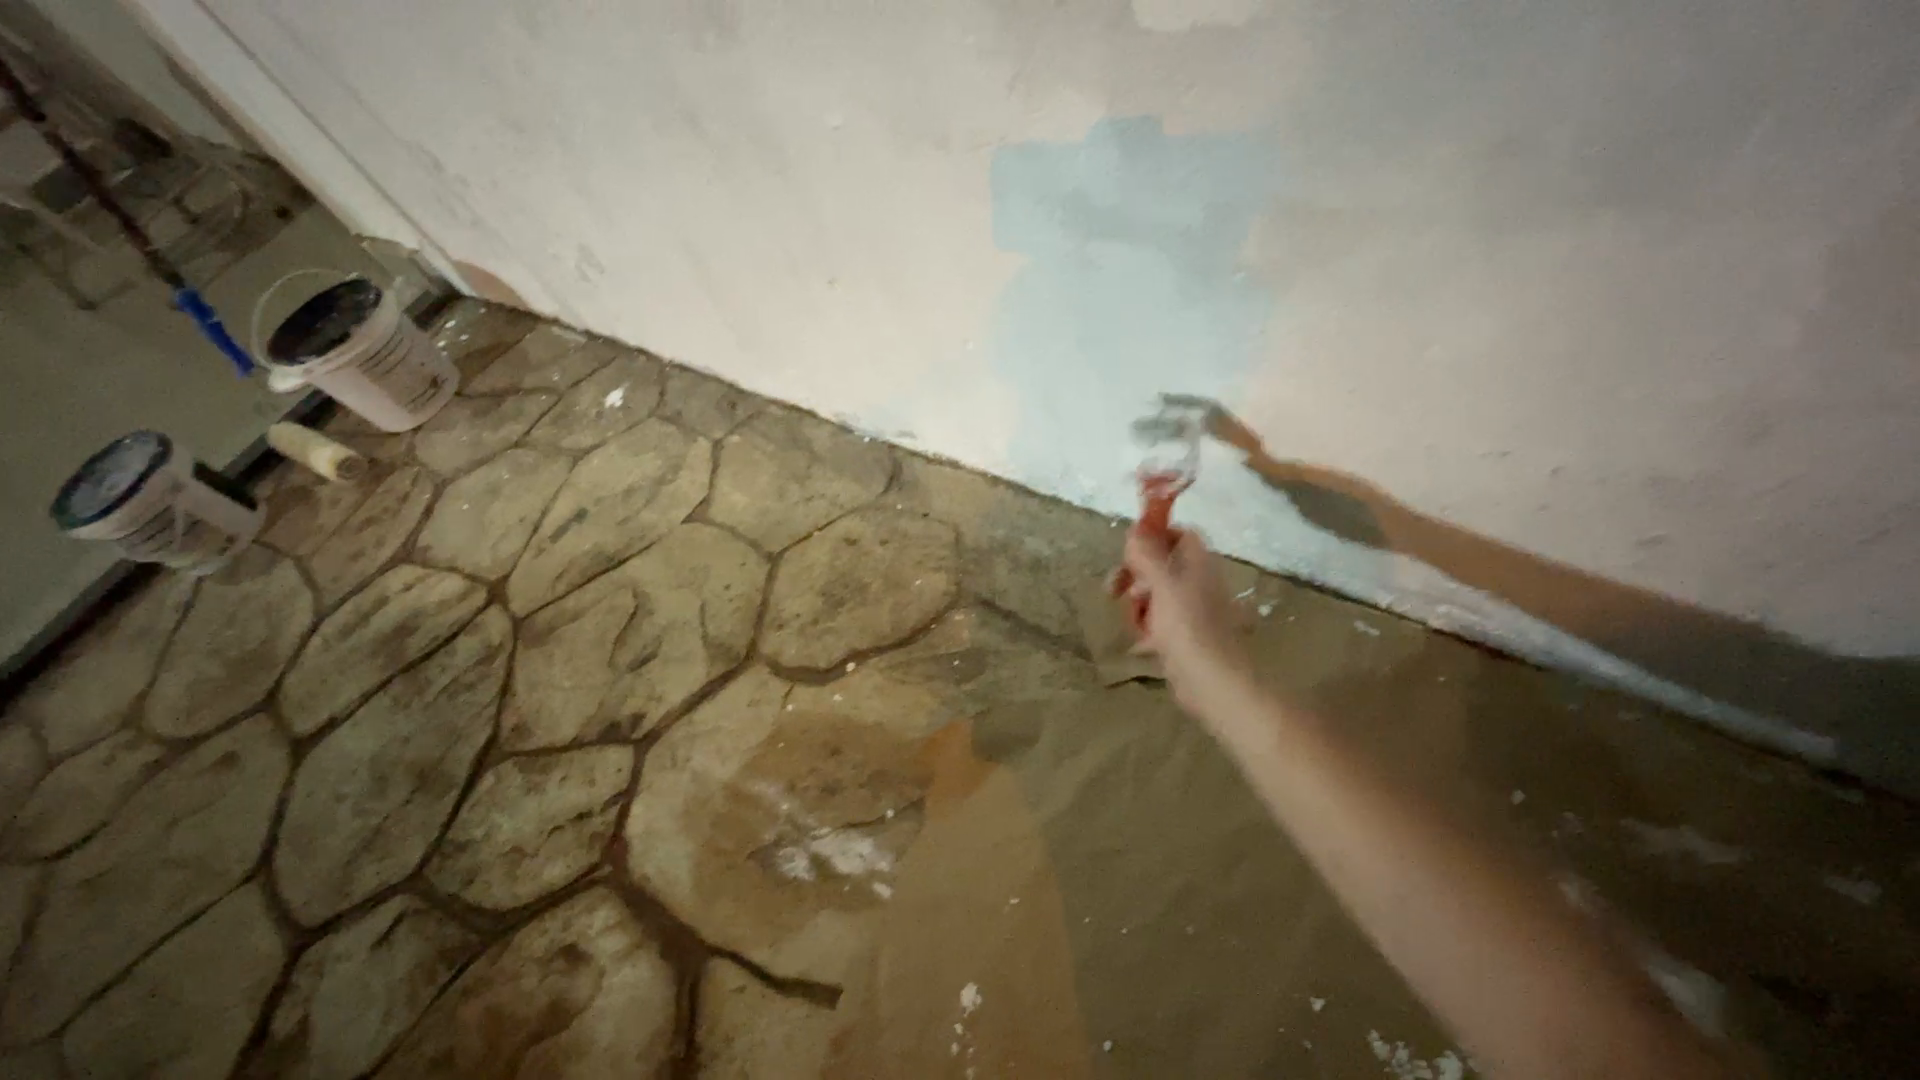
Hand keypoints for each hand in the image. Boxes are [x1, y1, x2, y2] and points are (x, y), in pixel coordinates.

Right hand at [1121, 527, 1253, 714]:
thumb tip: (1135, 529)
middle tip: (1114, 589)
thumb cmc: (1187, 628)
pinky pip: (1159, 620)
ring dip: (1138, 603)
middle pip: (1161, 564)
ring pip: (1156, 594)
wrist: (1211, 681)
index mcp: (1198, 564)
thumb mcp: (1162, 585)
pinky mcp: (1184, 635)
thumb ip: (1147, 555)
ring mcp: (1192, 610)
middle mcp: (1197, 582)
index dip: (1154, 536)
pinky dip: (1147, 625)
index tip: (1127, 551)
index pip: (1179, 534)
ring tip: (1133, 621)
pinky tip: (1142, 641)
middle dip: (1135, 574)